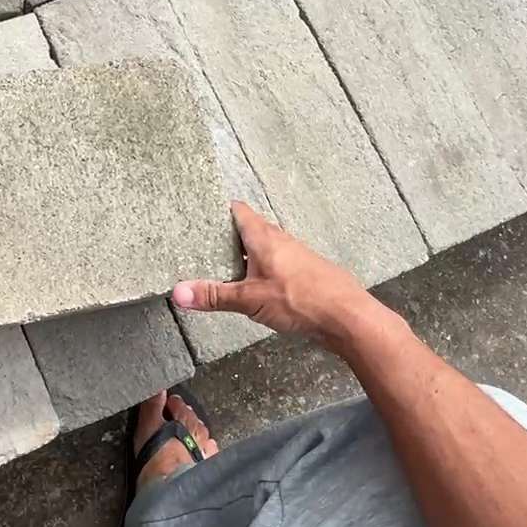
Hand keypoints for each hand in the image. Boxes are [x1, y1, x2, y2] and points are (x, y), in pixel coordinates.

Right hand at [171, 202, 371, 345]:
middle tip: (199, 243)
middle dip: (224, 235)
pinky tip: (250, 287)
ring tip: (218, 265)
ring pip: (261, 248)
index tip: (197, 213)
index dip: (217, 209)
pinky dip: (258, 269)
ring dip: (242, 254)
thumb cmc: (300, 299)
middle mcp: (279, 240)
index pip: (237, 210)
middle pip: (247, 228)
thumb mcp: (249, 299)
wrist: (349, 317)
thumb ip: (213, 295)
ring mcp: (293, 256)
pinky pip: (273, 264)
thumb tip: (177, 292)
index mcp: (263, 236)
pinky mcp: (302, 274)